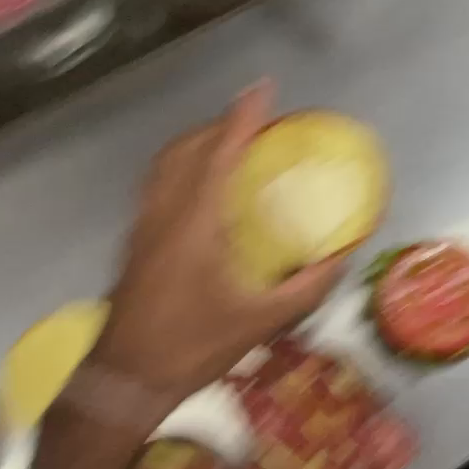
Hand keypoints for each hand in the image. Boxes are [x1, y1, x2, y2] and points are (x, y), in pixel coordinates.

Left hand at [90, 84, 347, 408]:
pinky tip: (207, 188)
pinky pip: (160, 183)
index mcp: (196, 224)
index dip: (243, 118)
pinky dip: (185, 166)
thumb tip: (342, 255)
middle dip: (222, 125)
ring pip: (167, 163)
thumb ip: (308, 286)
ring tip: (234, 147)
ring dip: (200, 143)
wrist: (125, 378)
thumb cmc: (195, 346)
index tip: (264, 89)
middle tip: (260, 125)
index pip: (220, 155)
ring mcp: (144, 225)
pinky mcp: (137, 241)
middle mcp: (164, 213)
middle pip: (188, 149)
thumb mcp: (264, 320)